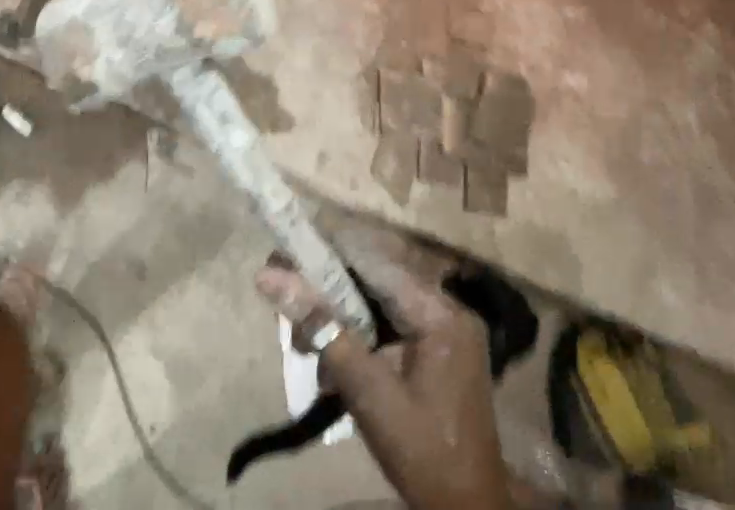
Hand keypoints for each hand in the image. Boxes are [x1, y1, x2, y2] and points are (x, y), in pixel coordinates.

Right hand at [255, 252, 513, 509]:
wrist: (468, 509)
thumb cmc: (421, 450)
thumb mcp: (365, 388)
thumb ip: (319, 326)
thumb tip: (266, 274)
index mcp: (440, 315)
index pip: (371, 259)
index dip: (322, 251)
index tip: (279, 253)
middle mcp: (446, 311)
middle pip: (370, 277)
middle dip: (322, 290)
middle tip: (282, 304)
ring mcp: (442, 331)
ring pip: (371, 300)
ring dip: (332, 316)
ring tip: (301, 344)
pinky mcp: (434, 350)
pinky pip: (382, 323)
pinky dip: (351, 335)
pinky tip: (327, 362)